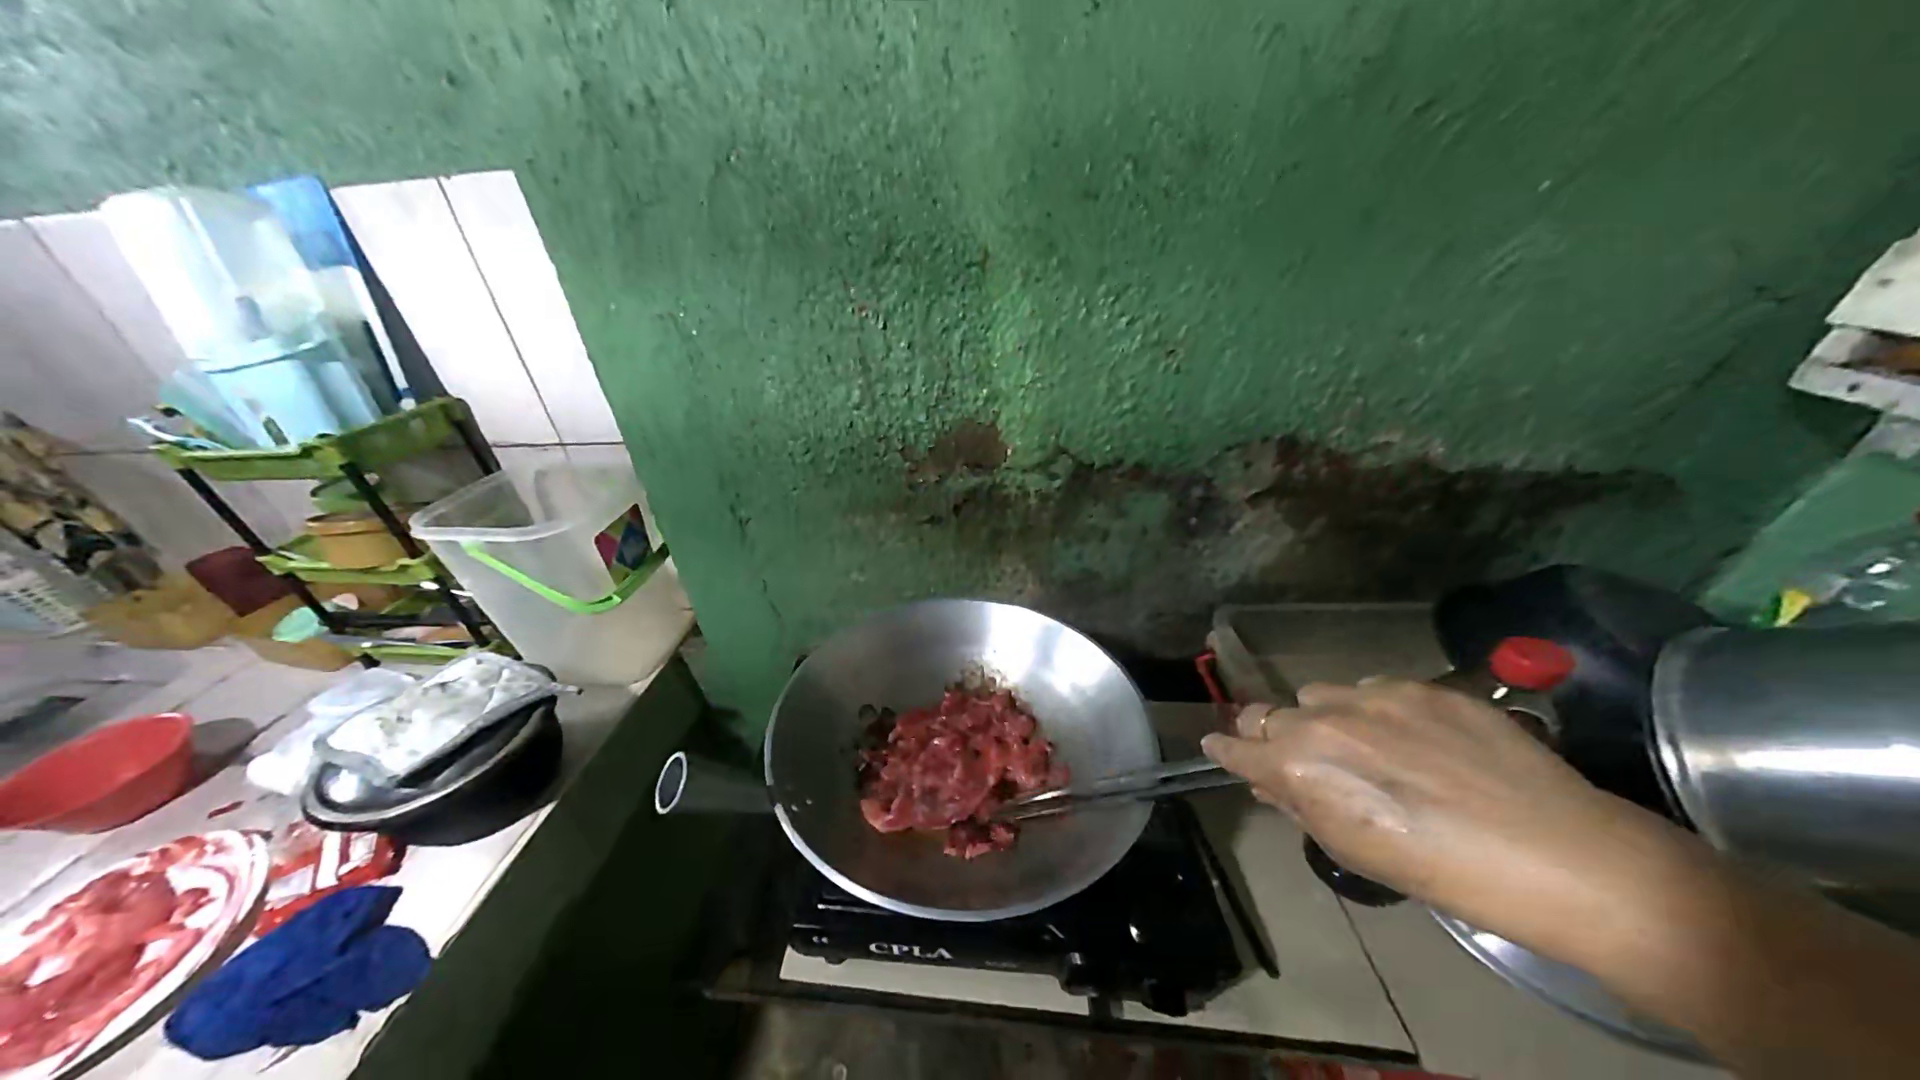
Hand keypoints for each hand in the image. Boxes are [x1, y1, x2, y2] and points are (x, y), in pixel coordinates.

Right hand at [1201, 680, 1696, 960]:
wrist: (1565, 858)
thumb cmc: (1445, 875)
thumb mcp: (1357, 853)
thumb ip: (1301, 808)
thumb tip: (1269, 783)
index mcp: (1300, 769)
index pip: (1236, 748)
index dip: (1224, 750)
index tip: (1220, 749)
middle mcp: (1323, 722)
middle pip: (1266, 713)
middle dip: (1272, 735)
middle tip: (1304, 759)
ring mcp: (1373, 697)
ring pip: (1318, 694)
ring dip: (1326, 718)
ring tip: (1370, 747)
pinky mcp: (1422, 685)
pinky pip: (1374, 687)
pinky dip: (1377, 709)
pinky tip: (1418, 739)